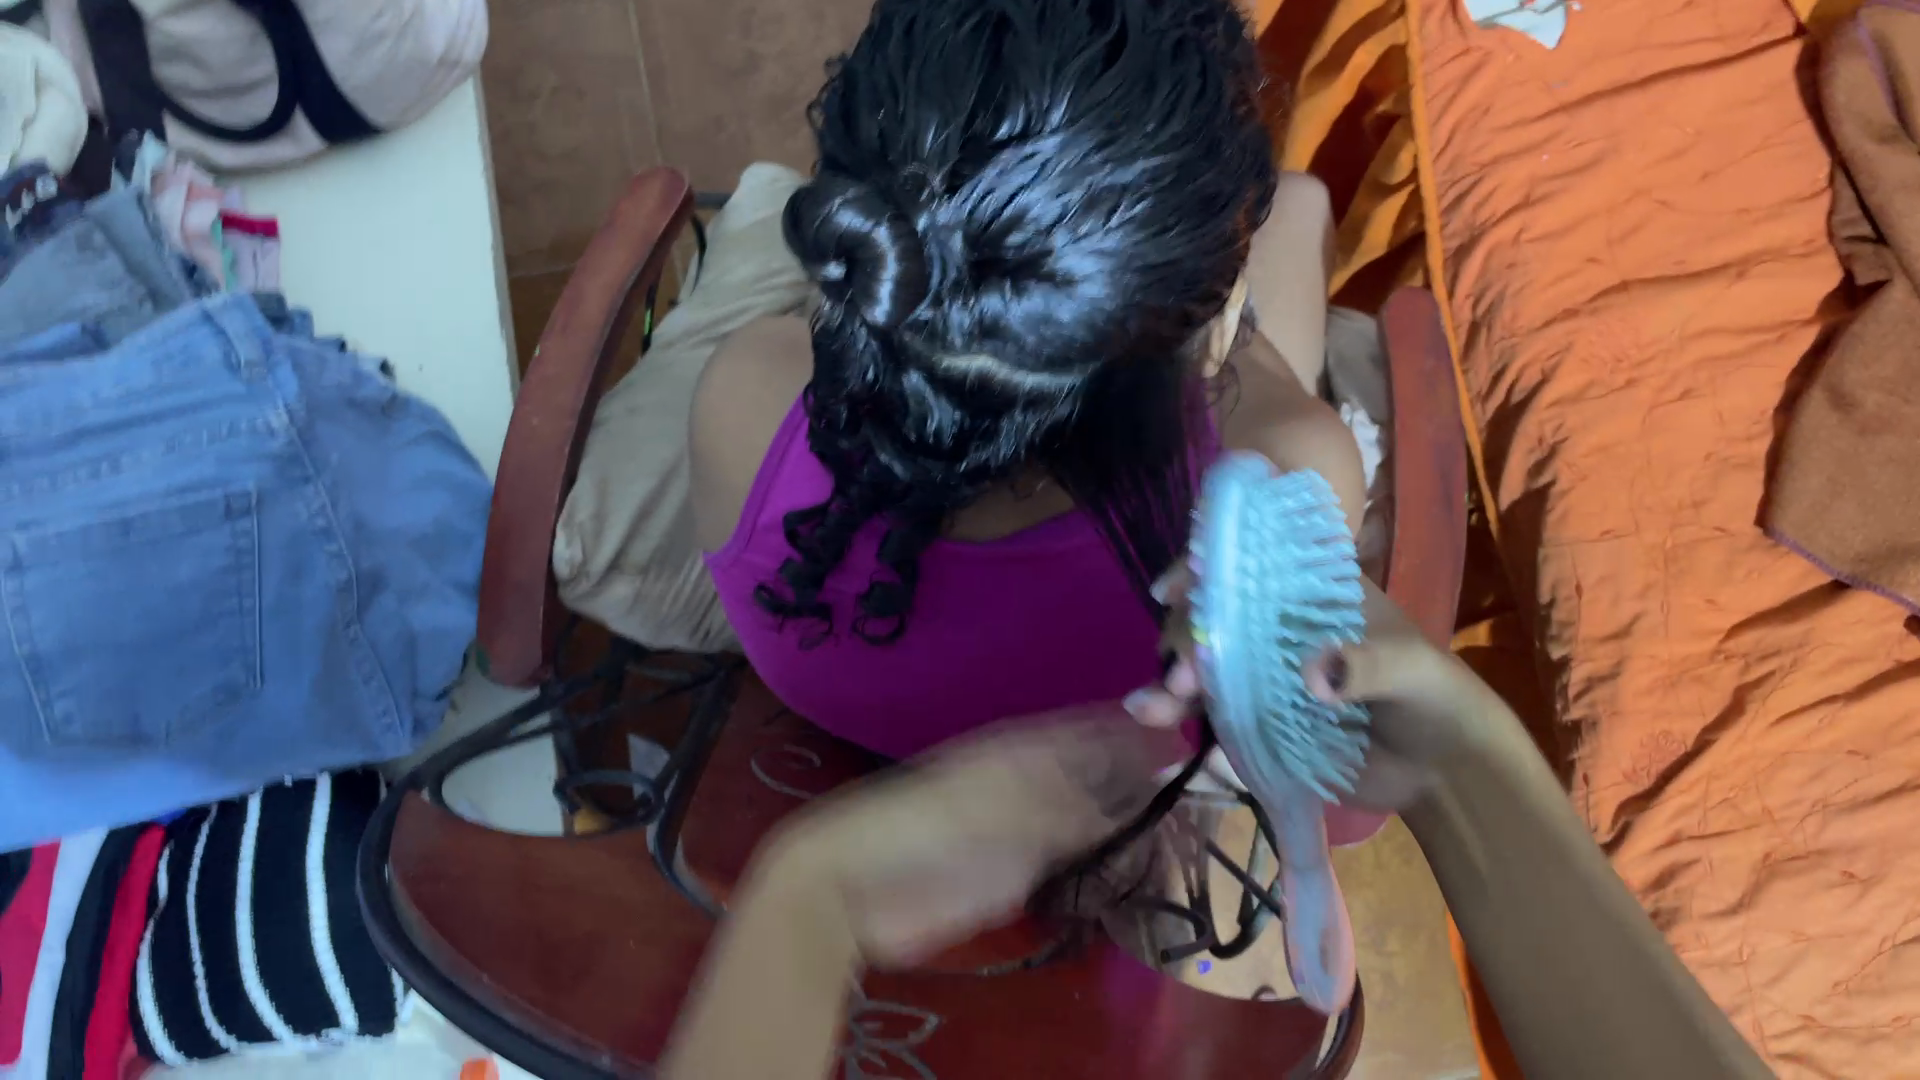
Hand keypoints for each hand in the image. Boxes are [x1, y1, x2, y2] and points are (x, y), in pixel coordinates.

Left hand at [757, 709, 1186, 968]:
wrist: (856, 884)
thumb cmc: (920, 827)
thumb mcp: (993, 806)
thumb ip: (1064, 801)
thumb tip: (1133, 787)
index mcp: (1021, 746)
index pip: (1094, 729)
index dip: (1140, 730)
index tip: (1195, 736)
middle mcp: (1031, 777)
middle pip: (1100, 767)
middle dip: (1147, 769)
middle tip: (1212, 783)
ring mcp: (1028, 822)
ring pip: (1094, 808)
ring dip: (1135, 809)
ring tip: (1195, 817)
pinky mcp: (1021, 868)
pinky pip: (1077, 851)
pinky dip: (1111, 849)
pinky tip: (1145, 856)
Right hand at [1130, 574, 1486, 810]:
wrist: (1442, 771)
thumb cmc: (1433, 698)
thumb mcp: (1413, 672)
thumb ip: (1368, 667)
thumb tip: (1313, 675)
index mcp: (1306, 596)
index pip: (1243, 568)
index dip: (1201, 573)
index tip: (1172, 590)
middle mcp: (1271, 628)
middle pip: (1210, 619)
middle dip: (1184, 641)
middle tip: (1180, 677)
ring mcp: (1257, 674)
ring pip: (1200, 667)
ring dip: (1169, 683)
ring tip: (1149, 705)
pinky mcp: (1251, 719)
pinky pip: (1209, 713)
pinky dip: (1177, 716)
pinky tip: (1152, 720)